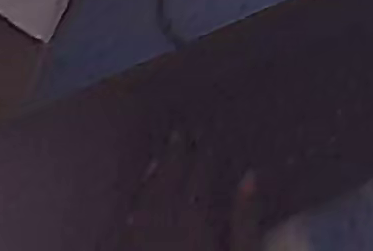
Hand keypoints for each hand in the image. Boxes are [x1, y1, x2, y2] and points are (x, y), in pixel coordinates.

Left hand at [111, 132, 260, 250]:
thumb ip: (246, 223)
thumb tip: (249, 176)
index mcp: (195, 230)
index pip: (199, 182)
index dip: (203, 158)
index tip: (208, 137)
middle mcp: (162, 235)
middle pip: (168, 188)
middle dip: (176, 159)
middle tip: (181, 133)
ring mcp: (138, 250)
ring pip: (143, 206)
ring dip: (153, 179)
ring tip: (160, 156)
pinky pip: (123, 231)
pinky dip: (132, 208)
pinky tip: (135, 202)